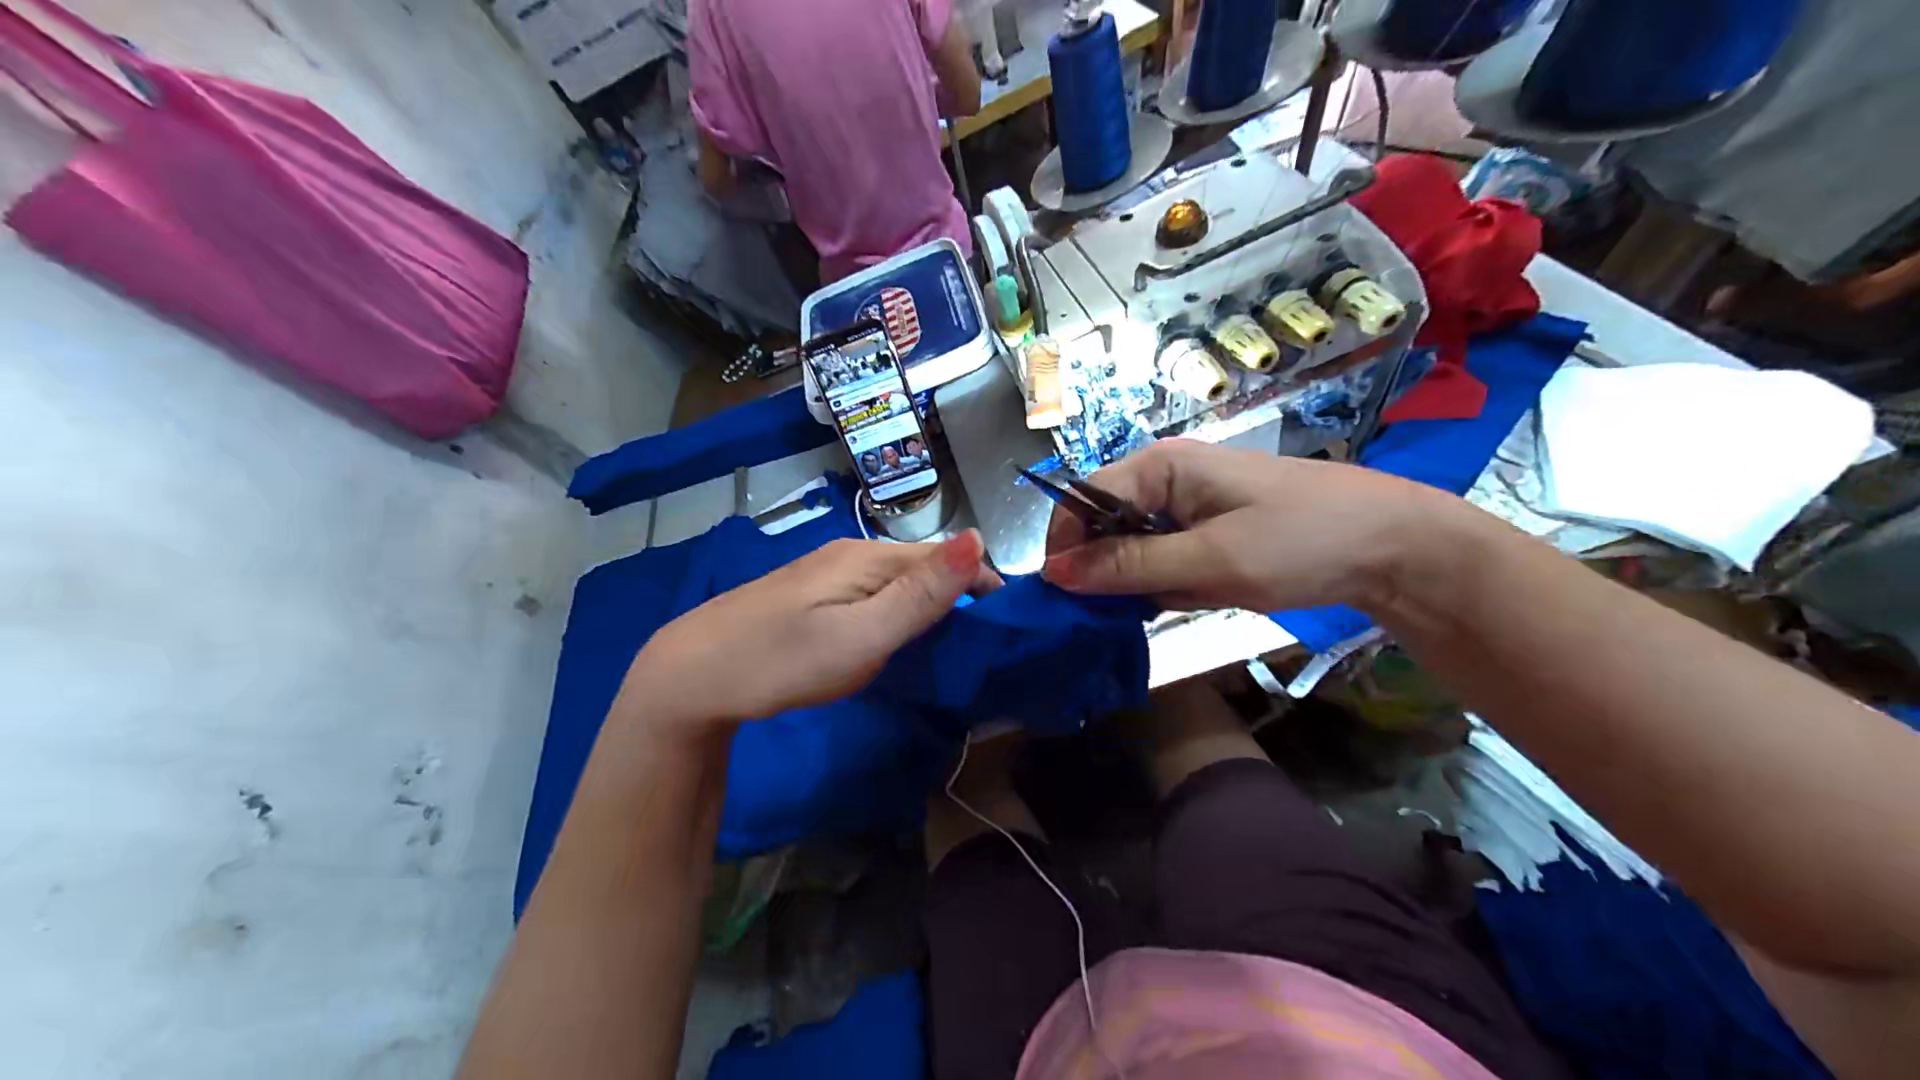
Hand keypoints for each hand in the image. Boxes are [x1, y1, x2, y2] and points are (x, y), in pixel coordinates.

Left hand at [619, 531, 1000, 732]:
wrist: (693, 676)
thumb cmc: (784, 660)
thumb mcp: (863, 635)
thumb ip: (922, 593)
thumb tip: (979, 536)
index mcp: (867, 557)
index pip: (945, 555)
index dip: (980, 583)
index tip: (1004, 625)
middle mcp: (849, 554)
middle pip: (921, 565)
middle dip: (957, 593)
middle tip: (978, 644)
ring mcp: (826, 574)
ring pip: (896, 580)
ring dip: (928, 603)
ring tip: (946, 645)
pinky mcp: (810, 596)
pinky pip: (871, 594)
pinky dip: (896, 612)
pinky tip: (894, 638)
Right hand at [1041, 439, 1468, 612]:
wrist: (1395, 549)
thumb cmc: (1302, 542)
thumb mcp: (1211, 559)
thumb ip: (1130, 565)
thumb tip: (1055, 572)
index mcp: (1161, 466)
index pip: (1084, 498)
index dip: (1067, 543)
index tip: (1064, 596)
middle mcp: (1166, 479)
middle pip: (1104, 523)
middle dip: (1109, 568)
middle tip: (1131, 607)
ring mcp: (1188, 506)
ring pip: (1132, 547)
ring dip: (1143, 581)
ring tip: (1180, 599)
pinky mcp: (1207, 531)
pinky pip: (1163, 558)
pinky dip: (1171, 584)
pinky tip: (1200, 597)